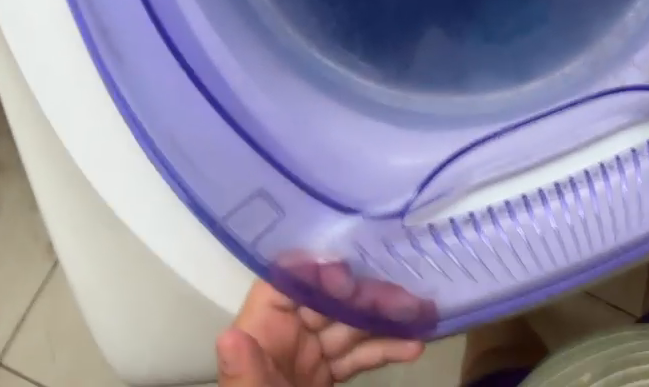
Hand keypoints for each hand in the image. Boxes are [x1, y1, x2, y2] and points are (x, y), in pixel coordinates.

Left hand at [217, 271, 425, 386]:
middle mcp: (284, 338)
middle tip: (402, 294)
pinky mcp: (327, 377)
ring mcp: (308, 357)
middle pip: (326, 302)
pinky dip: (386, 348)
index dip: (313, 273)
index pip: (281, 286)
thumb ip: (244, 375)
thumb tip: (229, 336)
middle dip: (365, 295)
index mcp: (259, 336)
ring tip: (419, 314)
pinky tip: (413, 345)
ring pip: (350, 326)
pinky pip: (358, 355)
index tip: (348, 272)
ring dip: (385, 319)